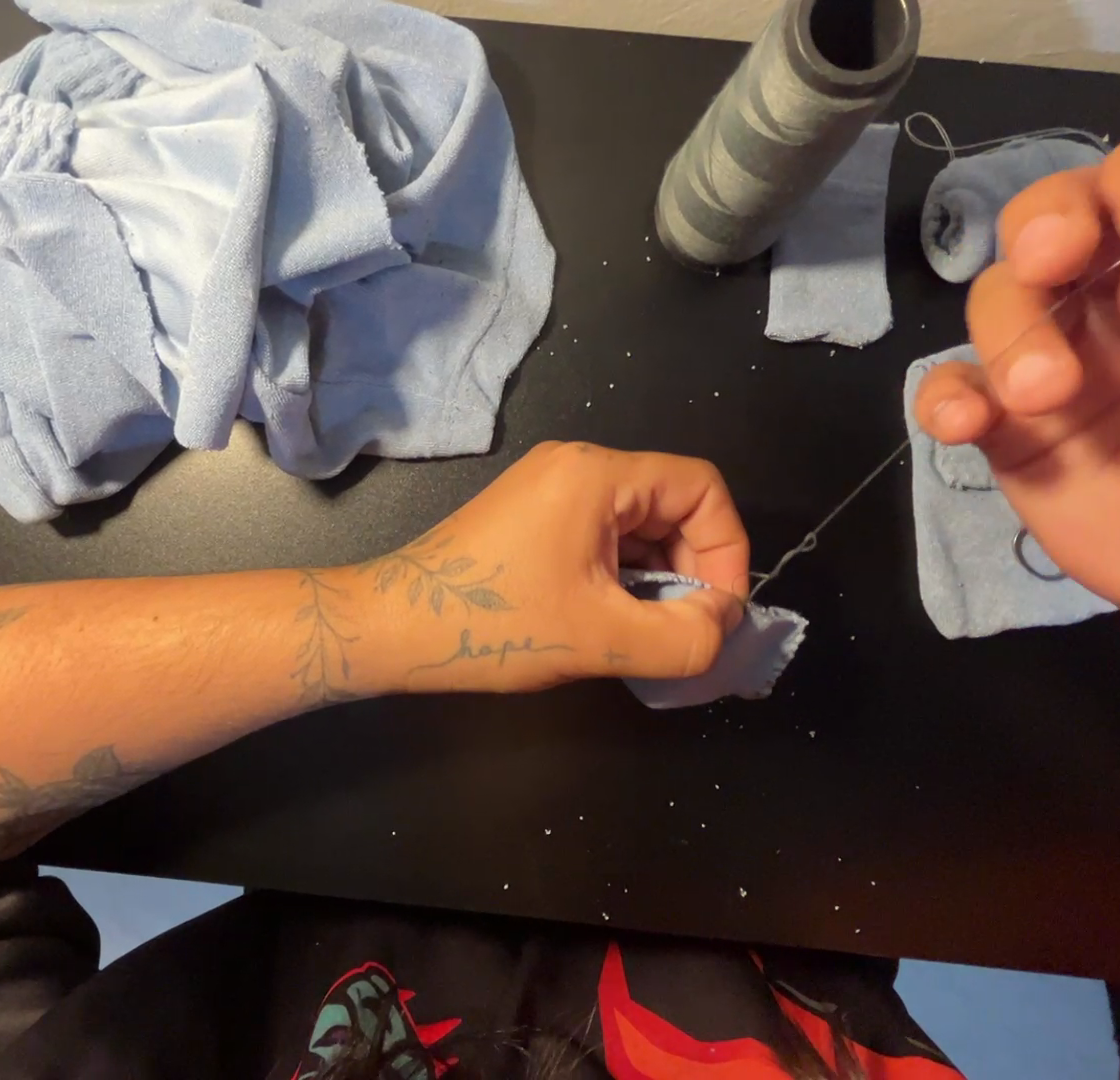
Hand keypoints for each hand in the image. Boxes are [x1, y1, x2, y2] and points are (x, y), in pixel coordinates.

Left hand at [377, 441, 749, 691]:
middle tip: (684, 629)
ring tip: (646, 630)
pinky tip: (611, 617)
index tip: (718, 611)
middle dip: (691, 568)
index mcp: (596, 475)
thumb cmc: (494, 625)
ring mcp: (547, 488)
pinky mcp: (530, 515)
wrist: (392, 625)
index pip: (701, 488)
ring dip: (655, 577)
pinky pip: (600, 534)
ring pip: (636, 524)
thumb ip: (686, 637)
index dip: (727, 549)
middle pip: (670, 504)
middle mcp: (574, 466)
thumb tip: (723, 623)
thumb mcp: (602, 640)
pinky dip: (621, 574)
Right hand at [912, 115, 1119, 656]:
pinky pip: (952, 387)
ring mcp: (1063, 357)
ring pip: (1001, 297)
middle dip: (1049, 223)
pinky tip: (961, 425)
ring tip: (1043, 398)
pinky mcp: (1005, 422)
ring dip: (1007, 330)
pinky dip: (944, 397)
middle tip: (1053, 263)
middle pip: (1070, 214)